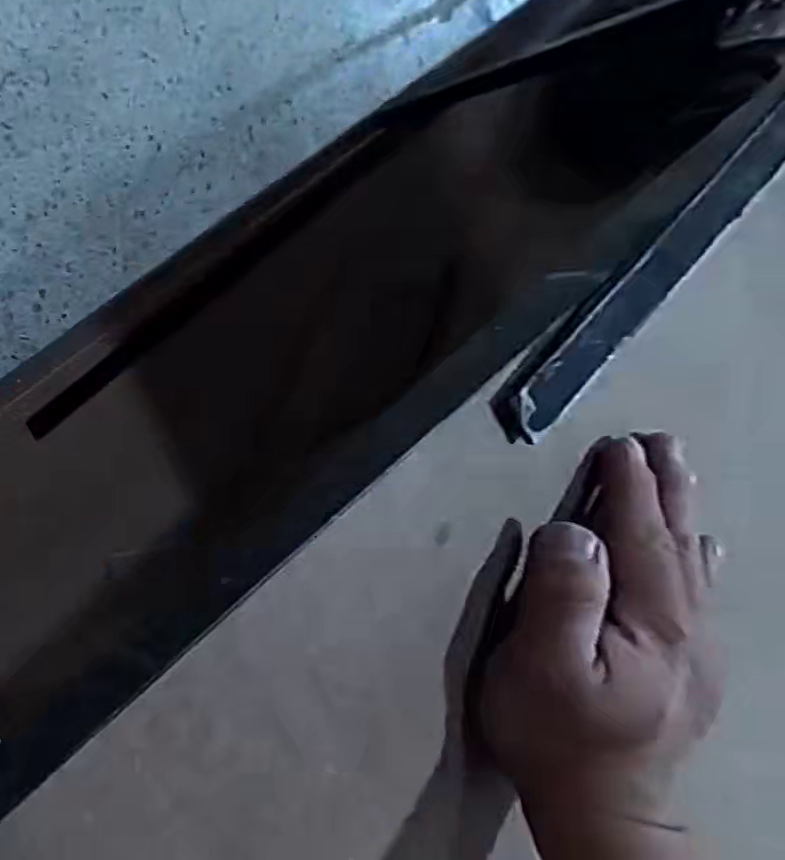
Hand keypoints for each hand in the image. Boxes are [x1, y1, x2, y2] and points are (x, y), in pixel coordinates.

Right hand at [479, 434, 722, 847]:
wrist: (600, 802)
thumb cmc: (552, 726)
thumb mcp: (545, 663)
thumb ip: (564, 597)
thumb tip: (572, 532)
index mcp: (651, 625)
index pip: (641, 542)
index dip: (630, 492)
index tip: (619, 446)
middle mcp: (684, 631)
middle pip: (676, 548)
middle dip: (666, 492)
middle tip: (662, 442)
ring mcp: (688, 650)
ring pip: (689, 567)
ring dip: (681, 516)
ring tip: (676, 476)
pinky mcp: (677, 662)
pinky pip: (695, 594)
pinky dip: (694, 559)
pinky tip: (698, 549)